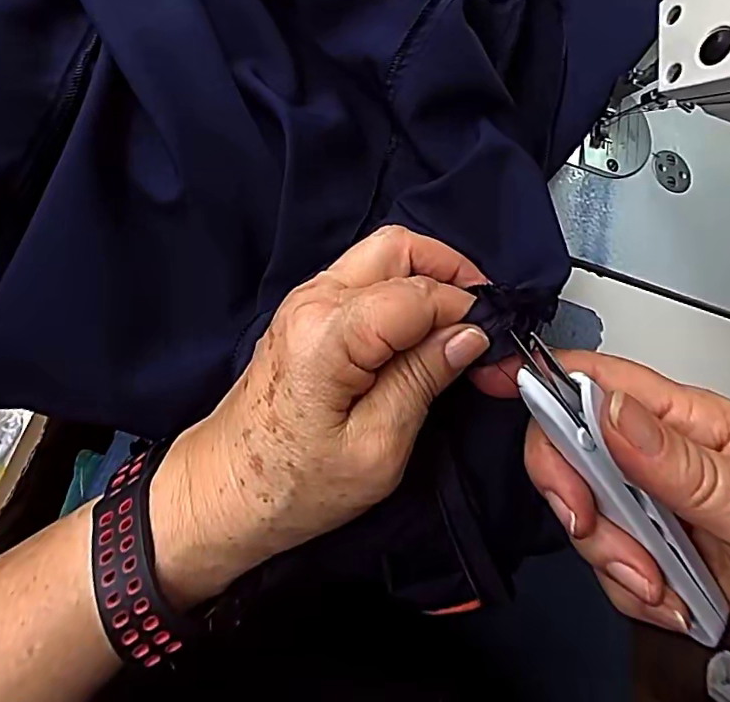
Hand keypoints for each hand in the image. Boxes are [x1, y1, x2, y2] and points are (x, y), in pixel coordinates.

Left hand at [147, 226, 492, 606]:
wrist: (229, 483)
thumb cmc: (291, 480)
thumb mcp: (377, 446)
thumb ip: (423, 378)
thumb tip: (470, 334)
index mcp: (326, 333)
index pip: (418, 291)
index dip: (470, 312)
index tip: (501, 348)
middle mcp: (310, 302)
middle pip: (397, 247)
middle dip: (452, 274)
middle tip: (484, 326)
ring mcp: (303, 302)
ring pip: (381, 258)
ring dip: (428, 284)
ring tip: (458, 338)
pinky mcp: (304, 314)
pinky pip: (363, 281)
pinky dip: (402, 295)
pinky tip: (422, 337)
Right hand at [473, 350, 729, 701]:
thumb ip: (693, 467)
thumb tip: (609, 407)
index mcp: (705, 428)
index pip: (603, 379)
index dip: (542, 375)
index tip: (494, 381)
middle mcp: (674, 459)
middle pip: (572, 440)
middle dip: (569, 487)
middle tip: (591, 526)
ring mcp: (666, 506)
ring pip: (584, 501)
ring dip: (606, 550)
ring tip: (659, 586)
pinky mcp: (663, 552)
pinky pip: (606, 553)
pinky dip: (625, 584)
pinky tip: (672, 602)